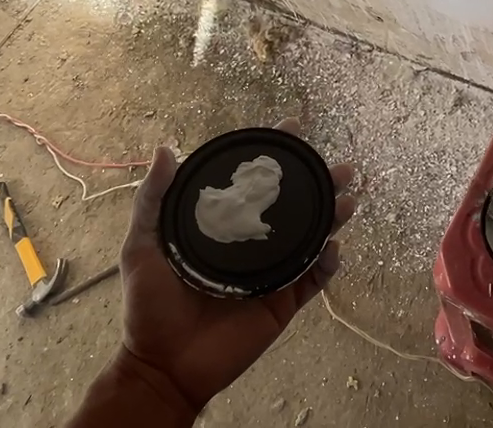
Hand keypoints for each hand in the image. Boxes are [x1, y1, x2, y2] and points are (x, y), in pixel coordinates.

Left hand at [116, 119, 355, 413]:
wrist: (164, 366)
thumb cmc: (150, 305)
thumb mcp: (144, 246)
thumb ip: (153, 199)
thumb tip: (164, 149)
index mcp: (226, 222)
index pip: (255, 180)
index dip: (276, 153)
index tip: (294, 127)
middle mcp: (254, 239)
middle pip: (295, 204)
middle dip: (321, 182)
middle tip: (341, 168)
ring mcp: (273, 271)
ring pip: (313, 236)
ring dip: (334, 217)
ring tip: (348, 200)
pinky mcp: (284, 301)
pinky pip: (315, 279)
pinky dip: (329, 263)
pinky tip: (333, 249)